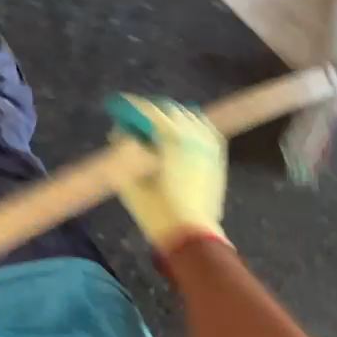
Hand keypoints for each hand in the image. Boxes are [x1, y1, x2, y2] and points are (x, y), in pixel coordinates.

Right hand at [106, 93, 229, 249]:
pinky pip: (206, 130)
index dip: (132, 106)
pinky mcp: (216, 156)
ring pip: (190, 117)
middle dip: (151, 111)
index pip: (149, 111)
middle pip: (170, 110)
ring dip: (171, 117)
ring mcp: (208, 145)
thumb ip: (124, 150)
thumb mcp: (130, 180)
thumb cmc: (156, 209)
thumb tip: (119, 132)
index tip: (119, 103)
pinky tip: (182, 132)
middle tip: (135, 118)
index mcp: (171, 139)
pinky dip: (192, 126)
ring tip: (157, 125)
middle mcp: (193, 135)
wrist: (190, 232)